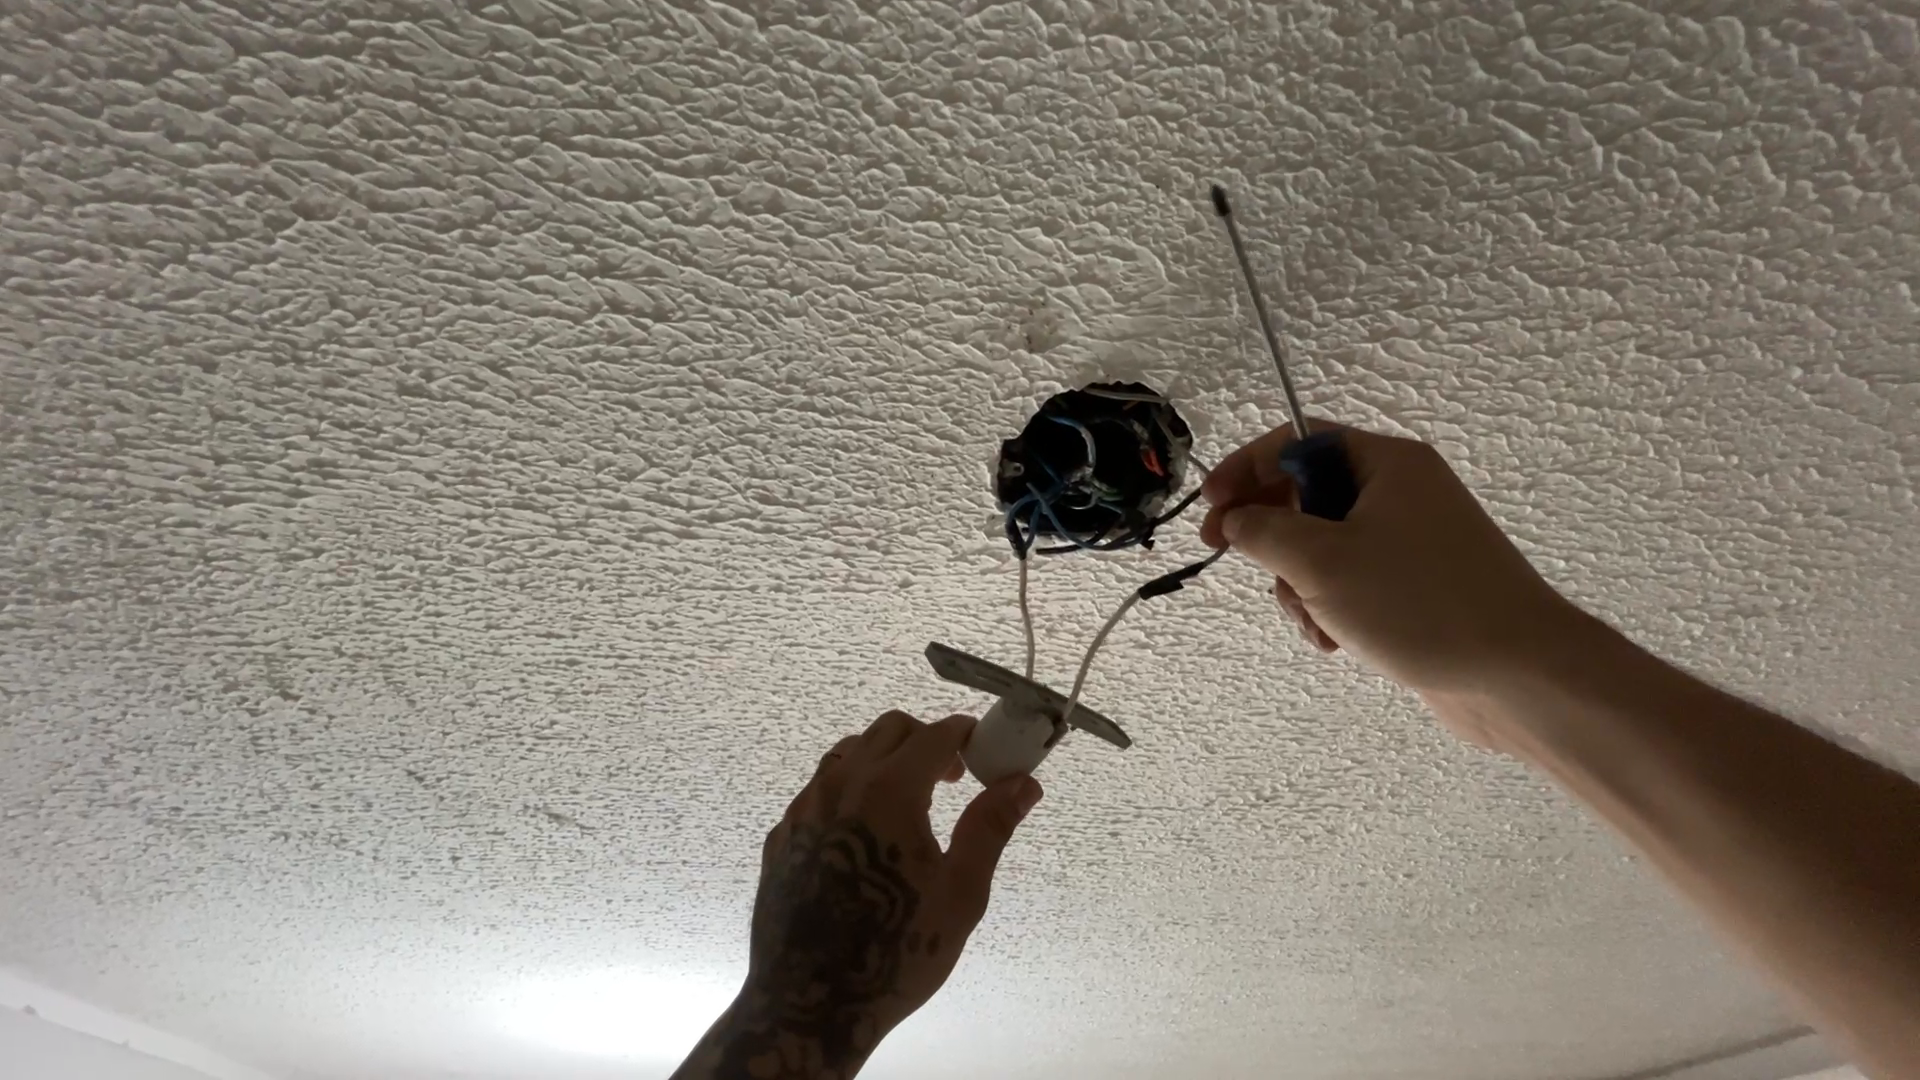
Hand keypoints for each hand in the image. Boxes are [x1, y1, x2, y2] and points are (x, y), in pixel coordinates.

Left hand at [675, 712, 1043, 1079]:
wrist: (808, 1006)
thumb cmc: (896, 951)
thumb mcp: (960, 892)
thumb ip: (990, 826)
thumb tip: (1023, 783)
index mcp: (888, 790)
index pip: (934, 735)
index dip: (965, 734)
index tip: (983, 750)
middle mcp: (841, 784)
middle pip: (889, 730)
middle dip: (926, 740)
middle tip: (951, 779)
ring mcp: (804, 807)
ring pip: (849, 752)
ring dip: (884, 758)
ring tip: (907, 801)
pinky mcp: (782, 833)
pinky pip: (819, 788)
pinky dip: (850, 788)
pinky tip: (863, 835)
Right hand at [1199, 421, 1578, 736]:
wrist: (1519, 675)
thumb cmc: (1416, 601)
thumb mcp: (1320, 560)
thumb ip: (1261, 530)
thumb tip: (1236, 521)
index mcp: (1384, 464)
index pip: (1296, 441)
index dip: (1245, 467)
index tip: (1210, 505)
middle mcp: (1397, 492)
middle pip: (1303, 494)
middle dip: (1268, 534)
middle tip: (1229, 555)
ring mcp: (1406, 539)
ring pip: (1319, 544)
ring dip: (1296, 582)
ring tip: (1310, 620)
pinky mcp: (1410, 583)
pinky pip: (1346, 578)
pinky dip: (1326, 605)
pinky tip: (1332, 640)